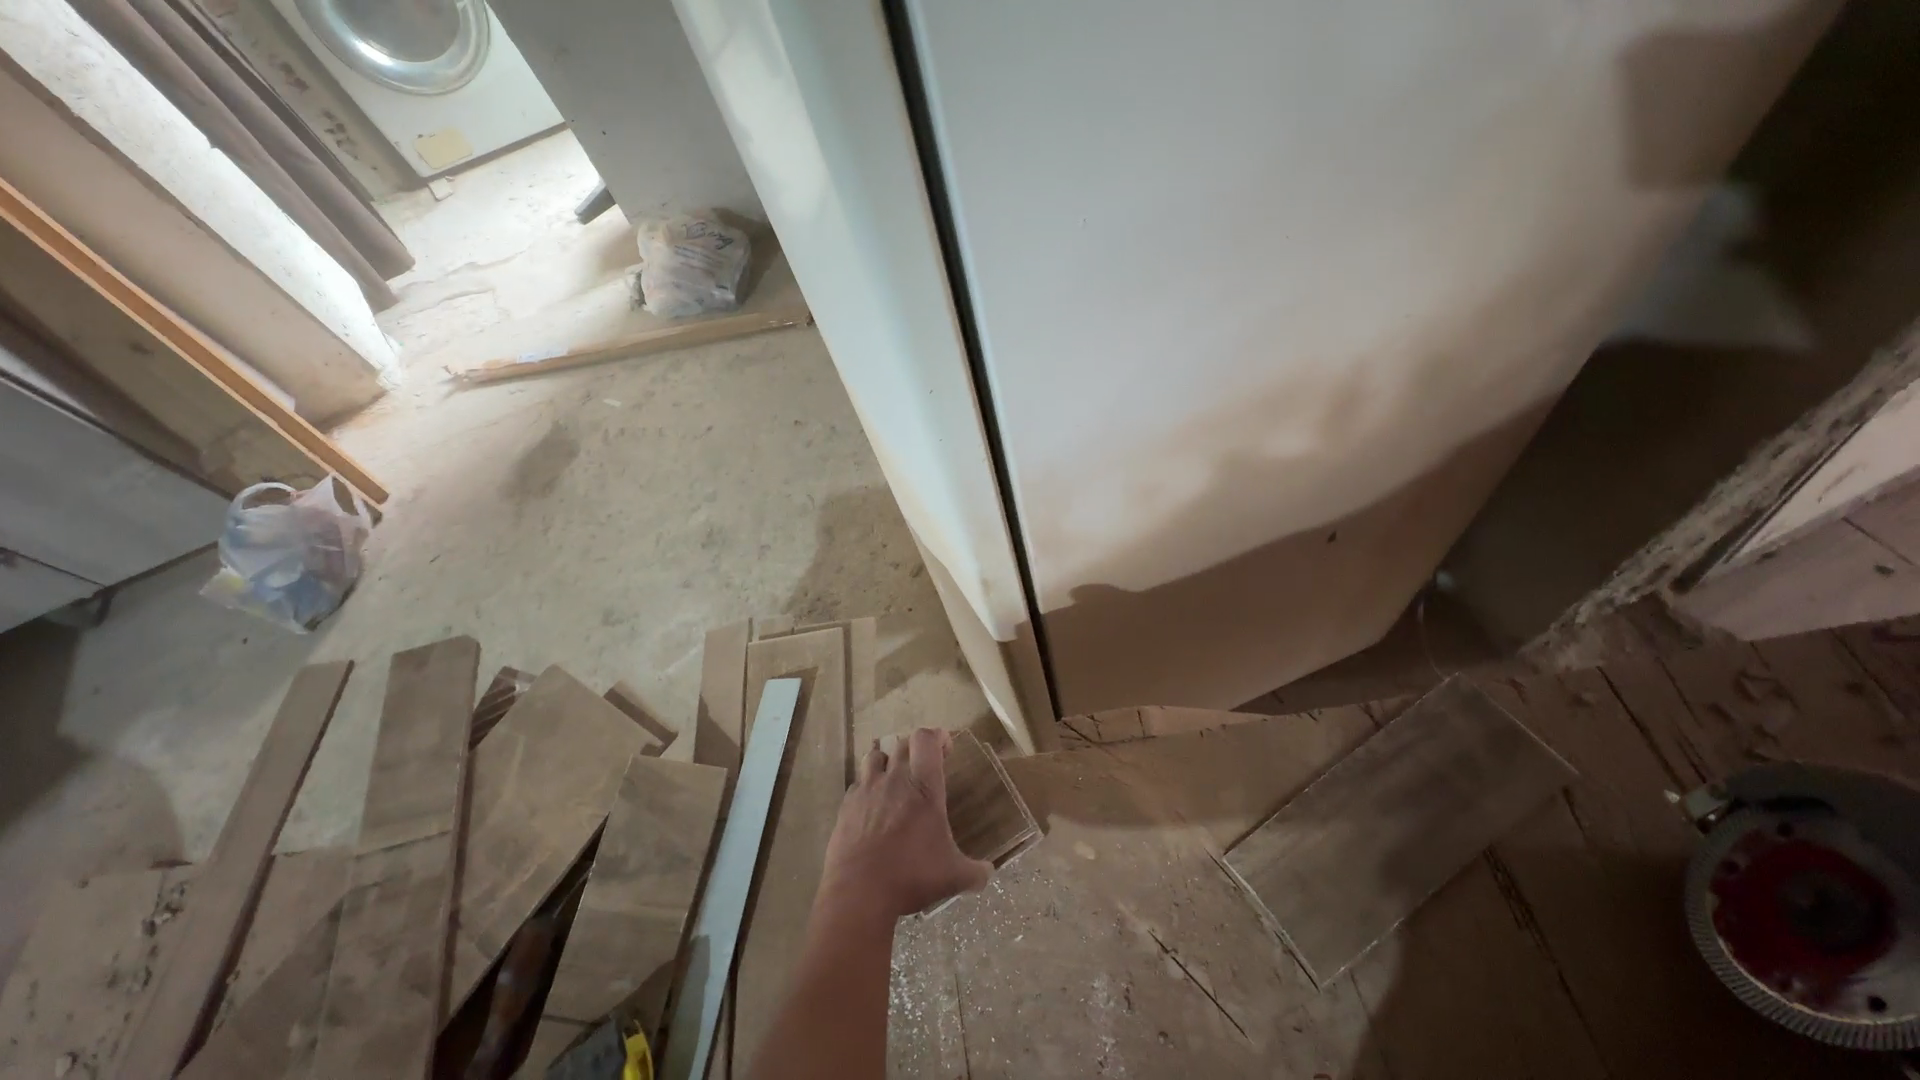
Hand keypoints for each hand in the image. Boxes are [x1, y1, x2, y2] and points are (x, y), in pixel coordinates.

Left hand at [818, 727, 991, 920]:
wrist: (858, 892)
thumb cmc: (911, 876)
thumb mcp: (953, 876)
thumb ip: (975, 872)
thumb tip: (988, 873)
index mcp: (923, 787)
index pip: (926, 739)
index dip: (937, 736)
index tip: (946, 746)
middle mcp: (893, 780)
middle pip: (901, 744)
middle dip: (915, 748)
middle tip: (924, 765)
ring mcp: (866, 791)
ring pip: (874, 756)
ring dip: (887, 761)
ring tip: (895, 778)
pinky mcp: (846, 806)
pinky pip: (858, 784)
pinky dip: (868, 787)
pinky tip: (873, 806)